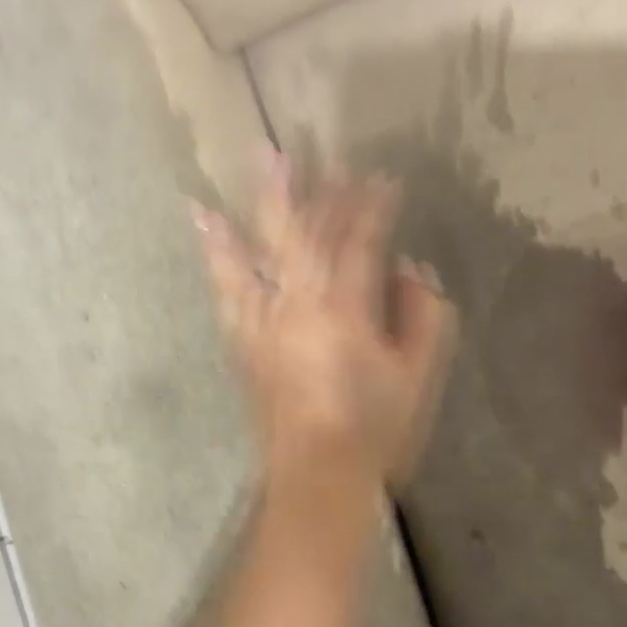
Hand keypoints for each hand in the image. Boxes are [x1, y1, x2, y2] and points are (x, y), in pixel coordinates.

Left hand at [194, 157, 456, 488]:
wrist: (315, 474)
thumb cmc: (375, 429)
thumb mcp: (418, 376)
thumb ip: (422, 317)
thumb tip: (407, 270)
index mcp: (347, 310)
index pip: (361, 242)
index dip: (374, 206)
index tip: (383, 178)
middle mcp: (299, 302)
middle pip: (311, 232)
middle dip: (322, 189)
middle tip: (325, 152)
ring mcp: (264, 316)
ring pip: (266, 245)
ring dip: (268, 199)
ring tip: (264, 155)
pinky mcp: (242, 335)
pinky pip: (227, 284)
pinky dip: (217, 250)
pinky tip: (204, 219)